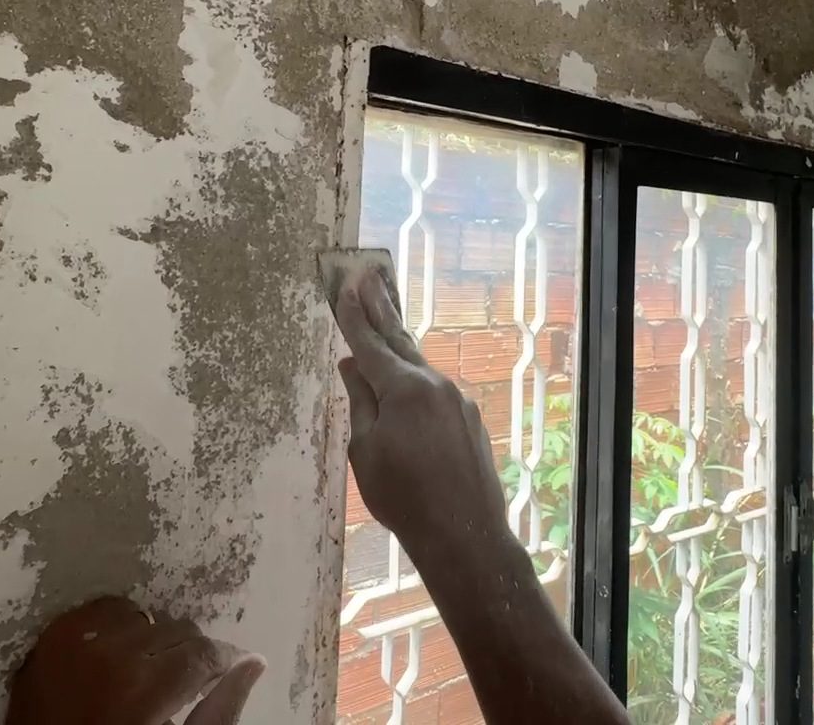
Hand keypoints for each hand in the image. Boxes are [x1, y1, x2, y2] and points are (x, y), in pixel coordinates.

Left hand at [6, 597, 265, 724]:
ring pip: (144, 617)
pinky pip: (104, 609)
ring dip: (150, 640)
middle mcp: (114, 654)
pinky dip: (116, 627)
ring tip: (142, 670)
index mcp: (147, 690)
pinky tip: (113, 655)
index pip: (203, 653)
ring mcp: (80, 640)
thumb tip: (255, 660)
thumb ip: (218, 711)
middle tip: (176, 682)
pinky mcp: (54, 635)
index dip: (220, 661)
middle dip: (184, 653)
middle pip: (176, 630)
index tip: (223, 669)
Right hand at [332, 269, 509, 562]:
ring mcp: (456, 399)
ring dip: (397, 346)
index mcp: (404, 388)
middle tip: (369, 277)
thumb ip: (360, 401)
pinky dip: (414, 380)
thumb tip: (352, 365)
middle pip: (399, 340)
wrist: (464, 535)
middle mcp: (433, 383)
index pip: (370, 344)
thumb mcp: (364, 449)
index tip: (344, 288)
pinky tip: (405, 387)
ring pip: (418, 367)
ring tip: (383, 320)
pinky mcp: (469, 417)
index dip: (354, 317)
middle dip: (380, 308)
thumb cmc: (402, 497)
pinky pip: (433, 391)